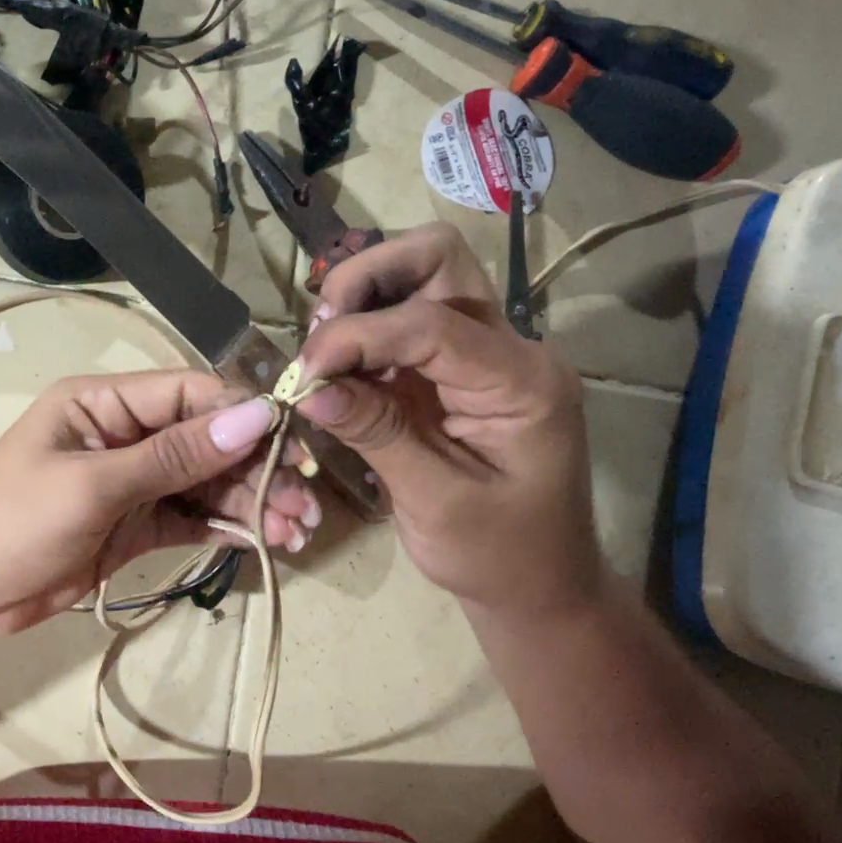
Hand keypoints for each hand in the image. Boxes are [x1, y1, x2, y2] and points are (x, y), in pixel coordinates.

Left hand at [0, 370, 320, 635]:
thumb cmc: (11, 526)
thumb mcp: (91, 487)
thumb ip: (171, 456)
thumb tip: (253, 418)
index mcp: (99, 403)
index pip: (185, 393)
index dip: (241, 415)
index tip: (294, 443)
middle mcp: (119, 434)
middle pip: (202, 440)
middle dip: (254, 469)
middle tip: (303, 504)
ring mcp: (127, 483)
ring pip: (202, 483)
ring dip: (248, 503)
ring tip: (294, 531)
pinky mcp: (130, 526)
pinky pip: (186, 518)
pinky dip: (221, 528)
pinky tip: (259, 540)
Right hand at [295, 223, 603, 613]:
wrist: (539, 583)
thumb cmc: (497, 553)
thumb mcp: (434, 502)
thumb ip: (377, 434)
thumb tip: (309, 388)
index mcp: (521, 382)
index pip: (432, 323)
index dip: (358, 335)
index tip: (302, 373)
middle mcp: (509, 349)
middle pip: (438, 259)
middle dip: (366, 280)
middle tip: (318, 335)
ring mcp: (481, 356)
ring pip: (420, 278)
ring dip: (361, 298)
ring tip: (321, 353)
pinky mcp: (452, 372)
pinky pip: (404, 323)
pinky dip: (360, 333)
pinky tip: (333, 371)